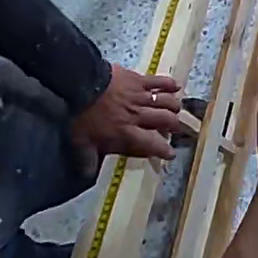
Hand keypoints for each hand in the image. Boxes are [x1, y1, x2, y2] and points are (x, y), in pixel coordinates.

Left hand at [71, 64, 188, 163]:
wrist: (82, 85)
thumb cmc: (80, 115)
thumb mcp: (80, 144)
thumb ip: (87, 160)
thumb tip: (88, 177)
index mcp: (126, 133)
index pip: (151, 143)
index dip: (163, 149)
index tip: (171, 154)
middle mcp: (138, 115)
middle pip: (165, 120)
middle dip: (174, 125)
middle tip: (176, 128)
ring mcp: (140, 96)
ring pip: (165, 102)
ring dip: (173, 106)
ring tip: (176, 109)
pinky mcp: (139, 80)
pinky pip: (159, 82)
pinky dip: (169, 84)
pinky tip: (176, 86)